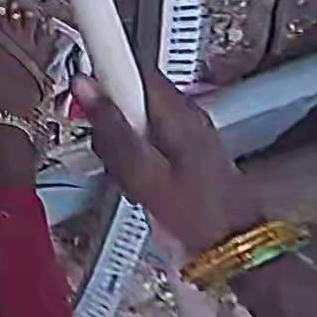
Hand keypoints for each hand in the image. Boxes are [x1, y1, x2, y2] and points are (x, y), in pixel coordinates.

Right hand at [72, 68, 264, 251]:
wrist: (234, 249)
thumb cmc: (190, 212)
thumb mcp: (140, 170)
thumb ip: (110, 126)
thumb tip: (83, 83)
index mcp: (177, 112)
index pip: (133, 68)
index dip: (103, 73)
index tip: (82, 91)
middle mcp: (186, 112)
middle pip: (130, 92)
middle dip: (108, 114)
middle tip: (104, 146)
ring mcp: (188, 128)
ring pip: (135, 112)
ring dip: (118, 135)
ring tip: (121, 167)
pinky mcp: (186, 144)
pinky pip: (146, 130)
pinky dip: (133, 146)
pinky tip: (134, 173)